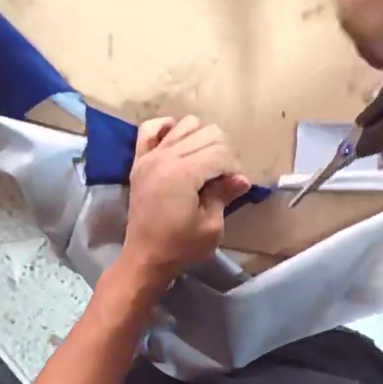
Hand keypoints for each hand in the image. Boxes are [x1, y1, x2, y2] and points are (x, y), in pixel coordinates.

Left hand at [120, 116, 251, 284]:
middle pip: (207, 133)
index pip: (221, 153)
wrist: (145, 258)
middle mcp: (165, 156)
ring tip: (205, 163)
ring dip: (202, 139)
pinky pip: (150, 129)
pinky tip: (179, 141)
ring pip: (185, 125)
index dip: (235, 168)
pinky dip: (168, 128)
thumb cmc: (180, 247)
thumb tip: (243, 179)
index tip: (236, 186)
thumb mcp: (211, 227)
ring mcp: (150, 156)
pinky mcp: (140, 161)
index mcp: (183, 173)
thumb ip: (224, 195)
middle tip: (224, 178)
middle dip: (223, 153)